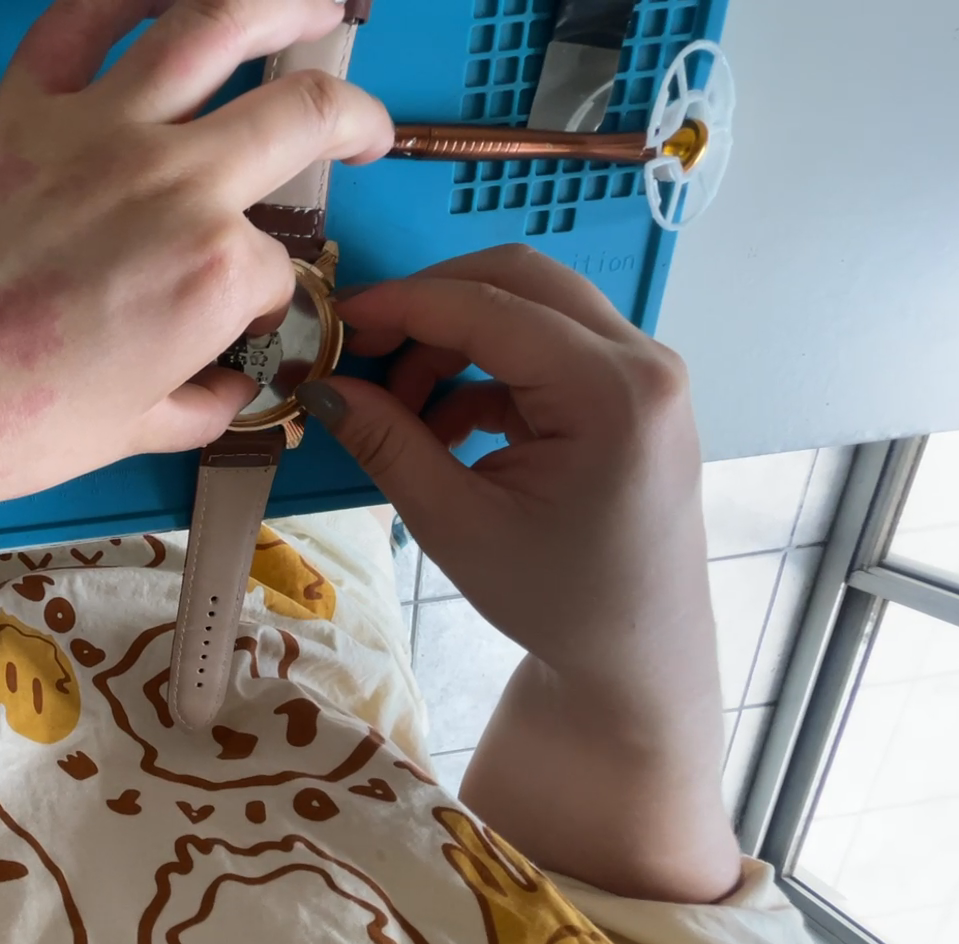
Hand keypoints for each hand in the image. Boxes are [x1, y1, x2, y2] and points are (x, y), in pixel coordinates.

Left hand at [0, 0, 392, 514]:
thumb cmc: (12, 431)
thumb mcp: (131, 435)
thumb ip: (202, 405)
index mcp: (211, 276)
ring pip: (220, 23)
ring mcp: (100, 131)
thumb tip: (235, 391)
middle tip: (360, 133)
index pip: (271, 273)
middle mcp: (177, 184)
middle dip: (351, 123)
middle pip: (299, 117)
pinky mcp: (24, 107)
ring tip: (323, 6)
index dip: (265, 301)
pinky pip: (90, 11)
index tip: (243, 318)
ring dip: (290, 4)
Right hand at [300, 245, 739, 900]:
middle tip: (361, 350)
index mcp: (608, 389)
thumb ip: (385, 441)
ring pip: (527, 306)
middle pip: (517, 278)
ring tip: (400, 409)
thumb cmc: (548, 593)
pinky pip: (536, 347)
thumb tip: (320, 387)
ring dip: (448, 340)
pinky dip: (476, 369)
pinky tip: (443, 426)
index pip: (487, 307)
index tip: (331, 320)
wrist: (632, 649)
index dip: (398, 304)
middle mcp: (638, 358)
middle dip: (426, 304)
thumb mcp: (450, 521)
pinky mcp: (621, 392)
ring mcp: (636, 370)